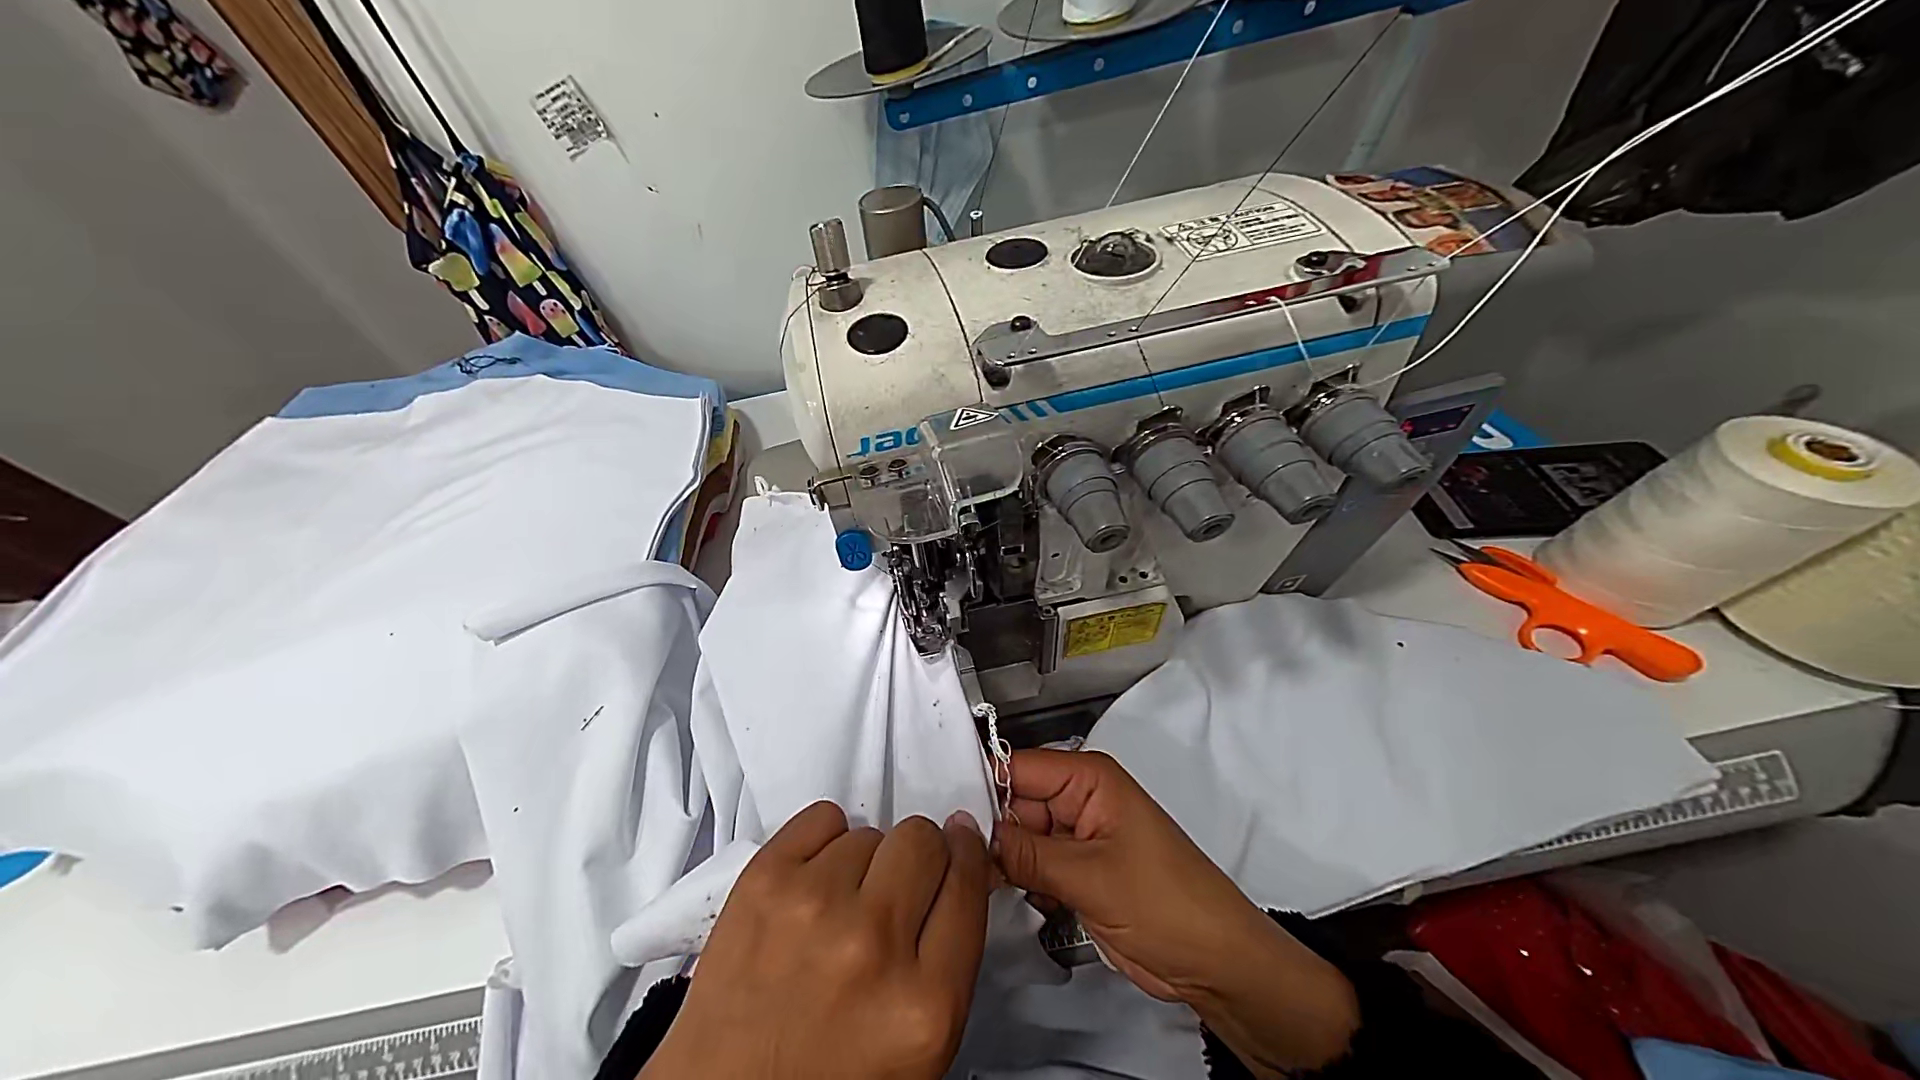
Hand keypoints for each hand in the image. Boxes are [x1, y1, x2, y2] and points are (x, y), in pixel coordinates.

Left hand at [643, 802, 991, 1079]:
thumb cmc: (825, 1075)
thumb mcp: (921, 1039)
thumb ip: (951, 952)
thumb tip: (961, 860)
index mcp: (925, 1002)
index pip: (968, 881)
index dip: (967, 854)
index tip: (960, 842)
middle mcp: (871, 947)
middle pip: (923, 841)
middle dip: (919, 857)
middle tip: (898, 884)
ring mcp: (814, 907)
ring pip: (871, 832)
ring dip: (865, 860)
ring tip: (842, 904)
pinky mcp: (764, 882)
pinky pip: (823, 817)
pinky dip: (825, 839)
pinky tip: (816, 879)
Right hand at [992, 749, 1358, 1075]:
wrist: (1214, 963)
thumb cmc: (1170, 905)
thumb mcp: (1090, 875)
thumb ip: (1027, 853)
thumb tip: (977, 836)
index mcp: (1088, 780)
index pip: (1019, 767)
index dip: (983, 787)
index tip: (948, 812)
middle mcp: (1080, 800)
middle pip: (1015, 802)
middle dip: (992, 830)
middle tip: (962, 857)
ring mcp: (1078, 837)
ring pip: (1021, 836)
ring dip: (1005, 859)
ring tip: (987, 879)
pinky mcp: (1078, 870)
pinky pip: (1034, 864)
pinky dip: (1021, 879)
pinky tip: (1014, 893)